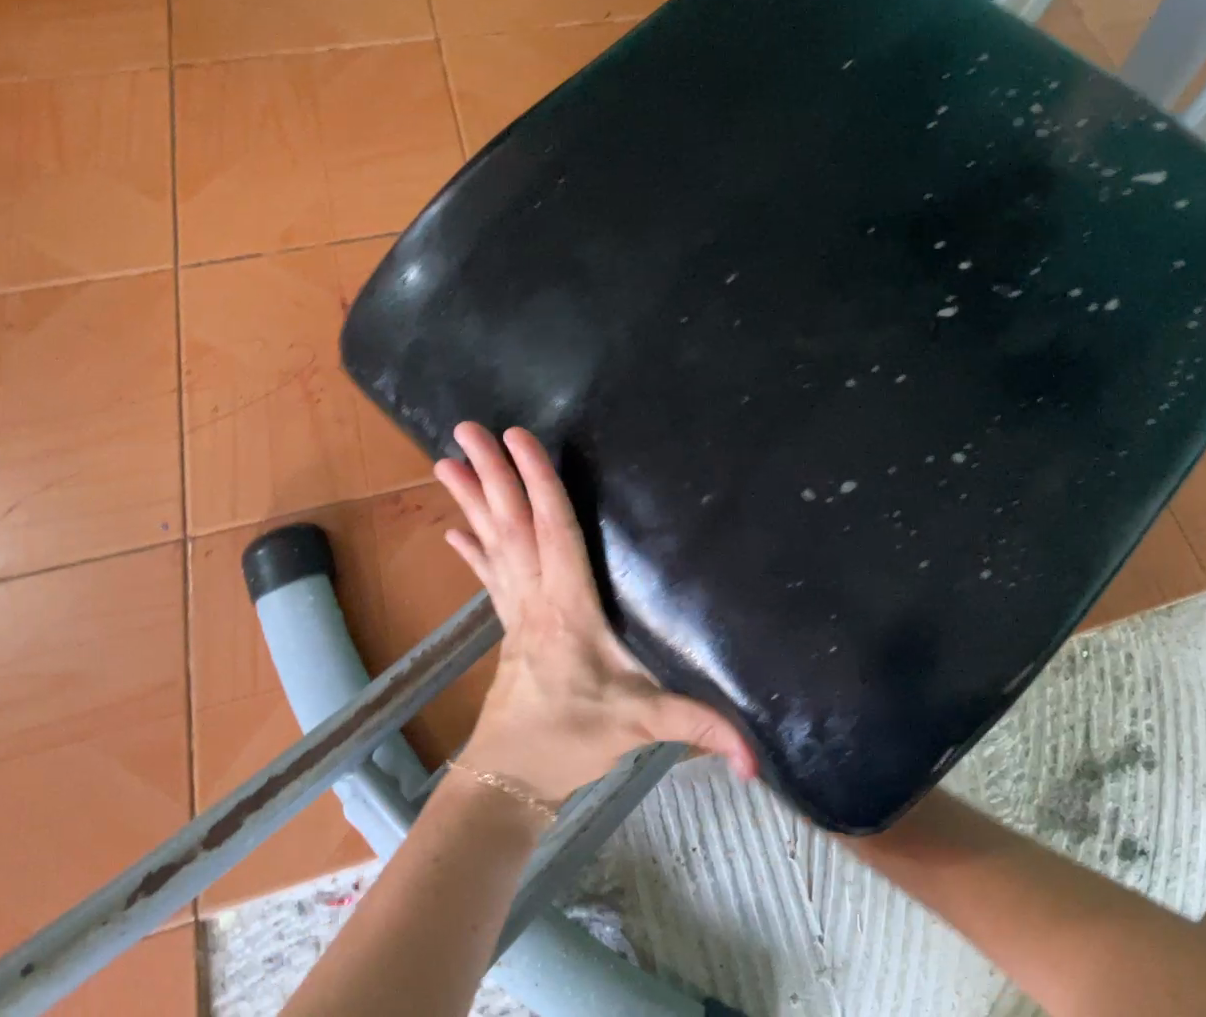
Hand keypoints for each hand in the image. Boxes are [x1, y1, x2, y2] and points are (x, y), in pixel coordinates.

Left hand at [433, 422, 757, 803]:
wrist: (508, 779)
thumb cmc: (571, 741)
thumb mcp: (640, 727)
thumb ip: (700, 728)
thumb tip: (758, 761)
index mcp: (568, 607)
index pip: (553, 531)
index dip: (539, 482)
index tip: (518, 438)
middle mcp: (536, 599)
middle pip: (512, 524)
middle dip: (492, 474)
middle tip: (466, 427)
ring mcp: (517, 613)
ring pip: (494, 543)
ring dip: (472, 501)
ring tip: (446, 461)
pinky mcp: (510, 628)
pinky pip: (489, 577)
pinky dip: (473, 549)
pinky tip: (455, 530)